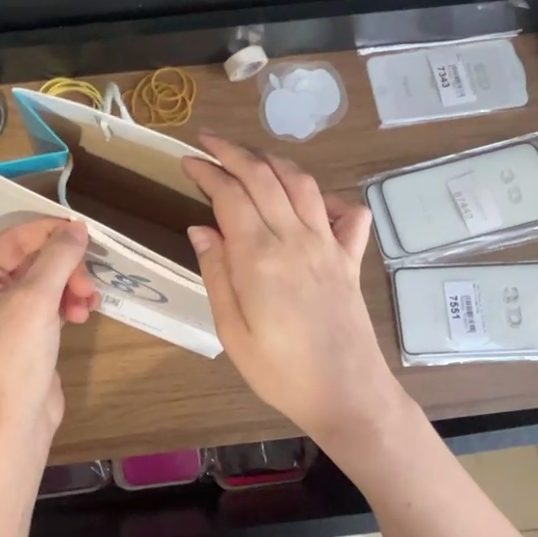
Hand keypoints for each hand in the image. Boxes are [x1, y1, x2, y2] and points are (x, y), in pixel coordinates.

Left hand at [0, 219, 100, 452]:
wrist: (15, 421)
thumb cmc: (15, 356)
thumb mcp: (36, 299)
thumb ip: (58, 258)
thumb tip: (77, 227)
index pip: (14, 239)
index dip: (49, 232)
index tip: (83, 232)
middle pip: (33, 261)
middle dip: (65, 267)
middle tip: (87, 282)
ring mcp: (6, 316)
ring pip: (46, 283)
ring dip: (71, 286)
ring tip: (89, 303)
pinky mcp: (26, 335)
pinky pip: (51, 304)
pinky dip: (69, 304)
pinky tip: (84, 315)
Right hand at [181, 134, 405, 439]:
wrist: (347, 394)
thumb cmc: (280, 371)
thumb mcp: (232, 330)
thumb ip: (216, 273)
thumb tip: (201, 228)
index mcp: (260, 257)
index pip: (230, 195)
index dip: (207, 172)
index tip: (187, 160)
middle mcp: (296, 239)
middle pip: (264, 177)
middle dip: (234, 152)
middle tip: (209, 141)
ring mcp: (328, 246)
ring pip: (302, 183)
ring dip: (274, 161)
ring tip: (250, 157)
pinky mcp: (350, 259)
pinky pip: (347, 214)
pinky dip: (329, 197)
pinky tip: (312, 201)